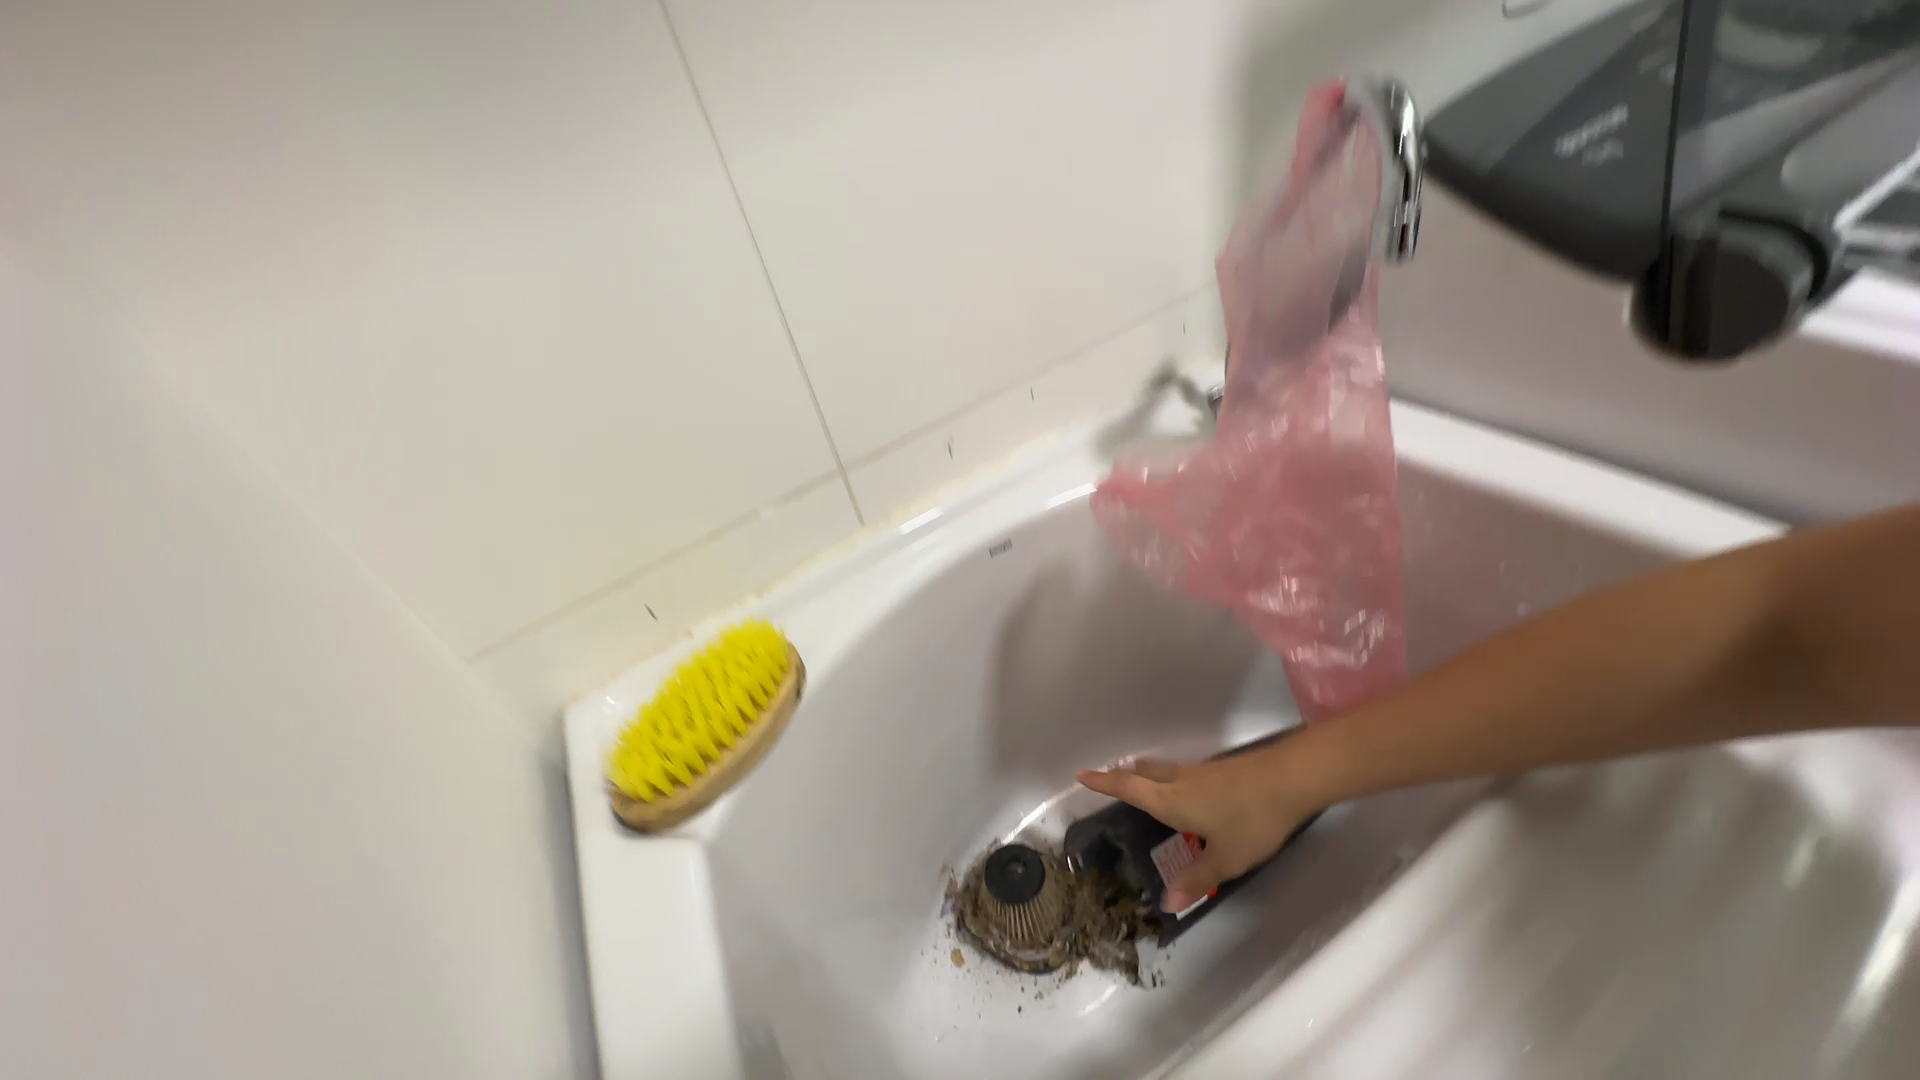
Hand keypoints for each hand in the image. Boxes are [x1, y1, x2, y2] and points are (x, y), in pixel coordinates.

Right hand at [1076, 748, 1319, 912]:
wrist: (1290, 779)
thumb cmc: (1251, 819)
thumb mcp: (1226, 858)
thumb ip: (1197, 878)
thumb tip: (1167, 903)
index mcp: (1171, 801)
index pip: (1128, 789)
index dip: (1104, 783)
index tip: (1081, 774)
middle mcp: (1179, 781)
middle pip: (1143, 774)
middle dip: (1122, 776)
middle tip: (1107, 777)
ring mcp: (1201, 772)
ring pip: (1163, 770)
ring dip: (1145, 774)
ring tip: (1138, 778)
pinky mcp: (1220, 770)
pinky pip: (1182, 772)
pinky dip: (1169, 777)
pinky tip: (1184, 788)